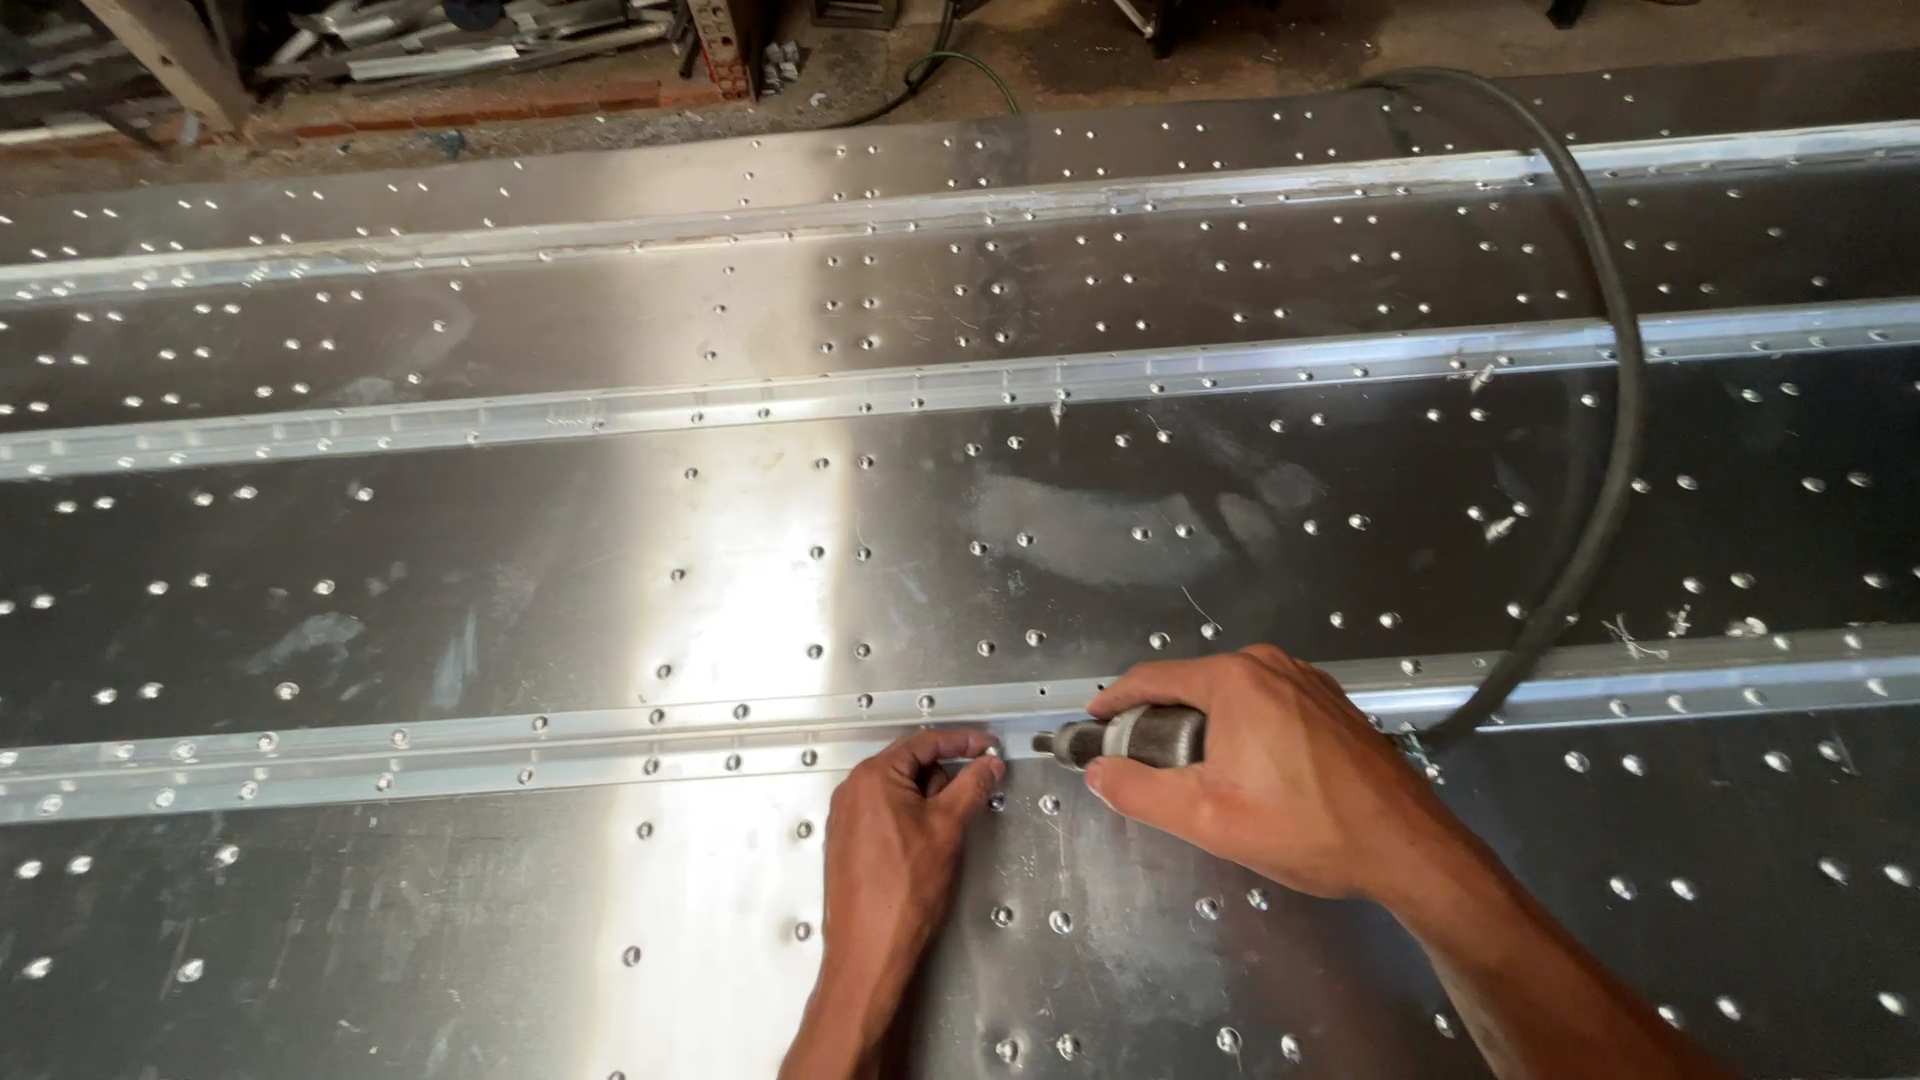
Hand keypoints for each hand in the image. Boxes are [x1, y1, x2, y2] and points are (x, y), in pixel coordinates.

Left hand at [782, 730, 1003, 1079]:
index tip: (986, 747)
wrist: (869, 951)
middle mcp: (853, 790)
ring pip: (899, 792)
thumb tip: (988, 765)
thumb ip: (971, 786)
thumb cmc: (903, 892)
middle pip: (911, 765)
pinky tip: (921, 851)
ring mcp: (846, 816)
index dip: (962, 742)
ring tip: (939, 840)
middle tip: (962, 807)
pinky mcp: (847, 842)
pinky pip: (884, 814)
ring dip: (927, 804)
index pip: (925, 742)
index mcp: (873, 776)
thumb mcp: (948, 827)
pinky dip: (909, 821)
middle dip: (942, 781)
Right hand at [1084, 645, 1481, 905]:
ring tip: (1196, 771)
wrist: (1410, 850)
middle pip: (1191, 684)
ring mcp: (1305, 679)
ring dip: (1202, 724)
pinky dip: (1240, 725)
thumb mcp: (1207, 818)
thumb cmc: (1306, 828)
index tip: (1095, 720)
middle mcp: (1269, 665)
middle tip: (1145, 762)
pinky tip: (1249, 766)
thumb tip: (1098, 771)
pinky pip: (1264, 703)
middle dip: (1160, 719)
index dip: (1116, 700)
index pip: (1152, 678)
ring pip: (1229, 694)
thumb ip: (1139, 791)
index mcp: (1234, 679)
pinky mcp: (1330, 702)